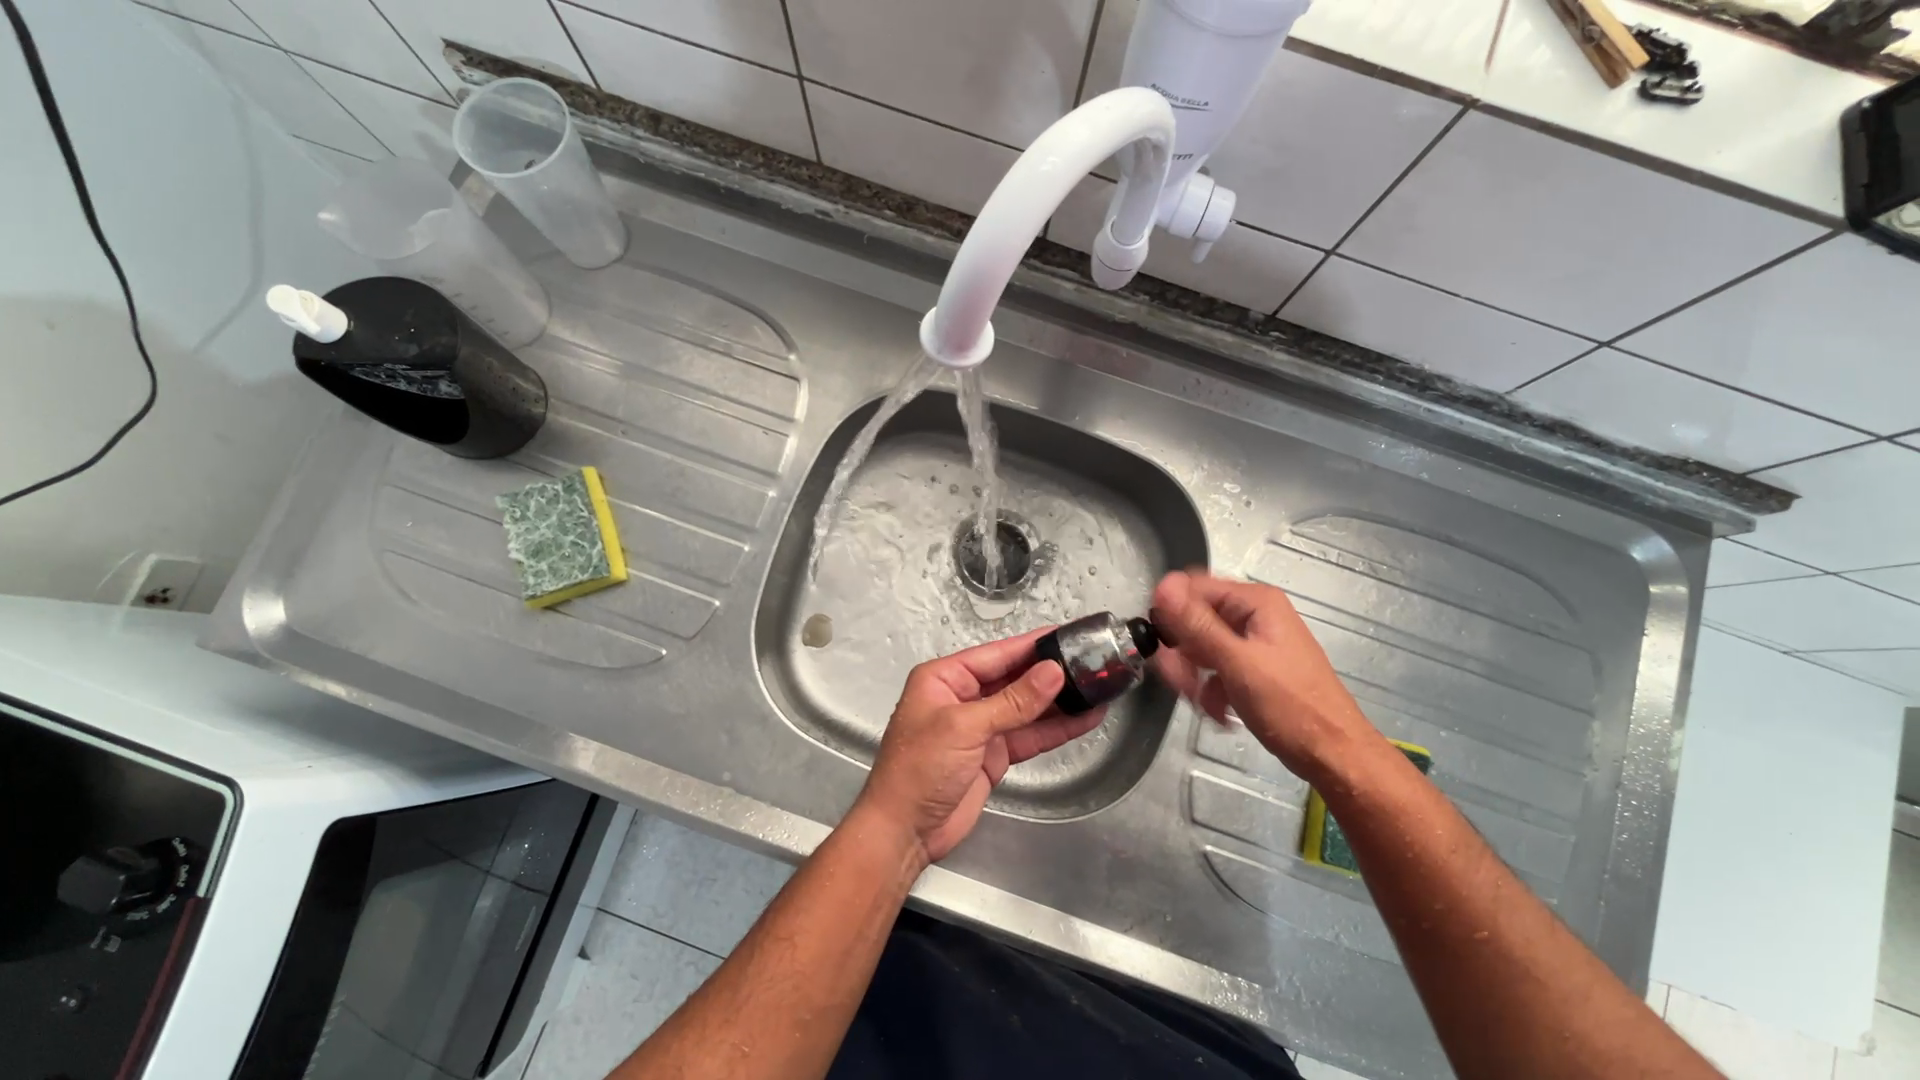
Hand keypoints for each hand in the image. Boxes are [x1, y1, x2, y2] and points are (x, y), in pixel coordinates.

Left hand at [856, 628, 1106, 862]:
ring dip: (1059, 702)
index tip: (1069, 634)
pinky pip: (1029, 735)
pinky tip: (1084, 719)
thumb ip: (1013, 700)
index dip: (1033, 645)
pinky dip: (1055, 729)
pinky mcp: (993, 755)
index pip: (996, 654)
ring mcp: (979, 728)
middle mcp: (962, 698)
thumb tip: (1053, 671)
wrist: (904, 831)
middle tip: (1092, 662)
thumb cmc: (920, 770)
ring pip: (1027, 708)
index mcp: (944, 679)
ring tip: (1098, 688)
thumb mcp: (965, 727)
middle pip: (1014, 678)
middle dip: (1051, 673)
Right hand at [1150, 570, 1379, 780]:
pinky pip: (1216, 670)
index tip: (1158, 645)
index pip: (1193, 589)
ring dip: (1195, 677)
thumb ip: (1196, 624)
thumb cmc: (1289, 705)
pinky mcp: (1253, 670)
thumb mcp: (1236, 662)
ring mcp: (1255, 644)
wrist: (1331, 753)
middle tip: (1182, 683)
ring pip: (1202, 649)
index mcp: (1255, 602)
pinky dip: (1211, 691)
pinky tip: (1219, 712)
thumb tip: (1163, 585)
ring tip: (1205, 704)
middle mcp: (1255, 616)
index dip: (1171, 613)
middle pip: (1196, 620)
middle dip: (1184, 654)